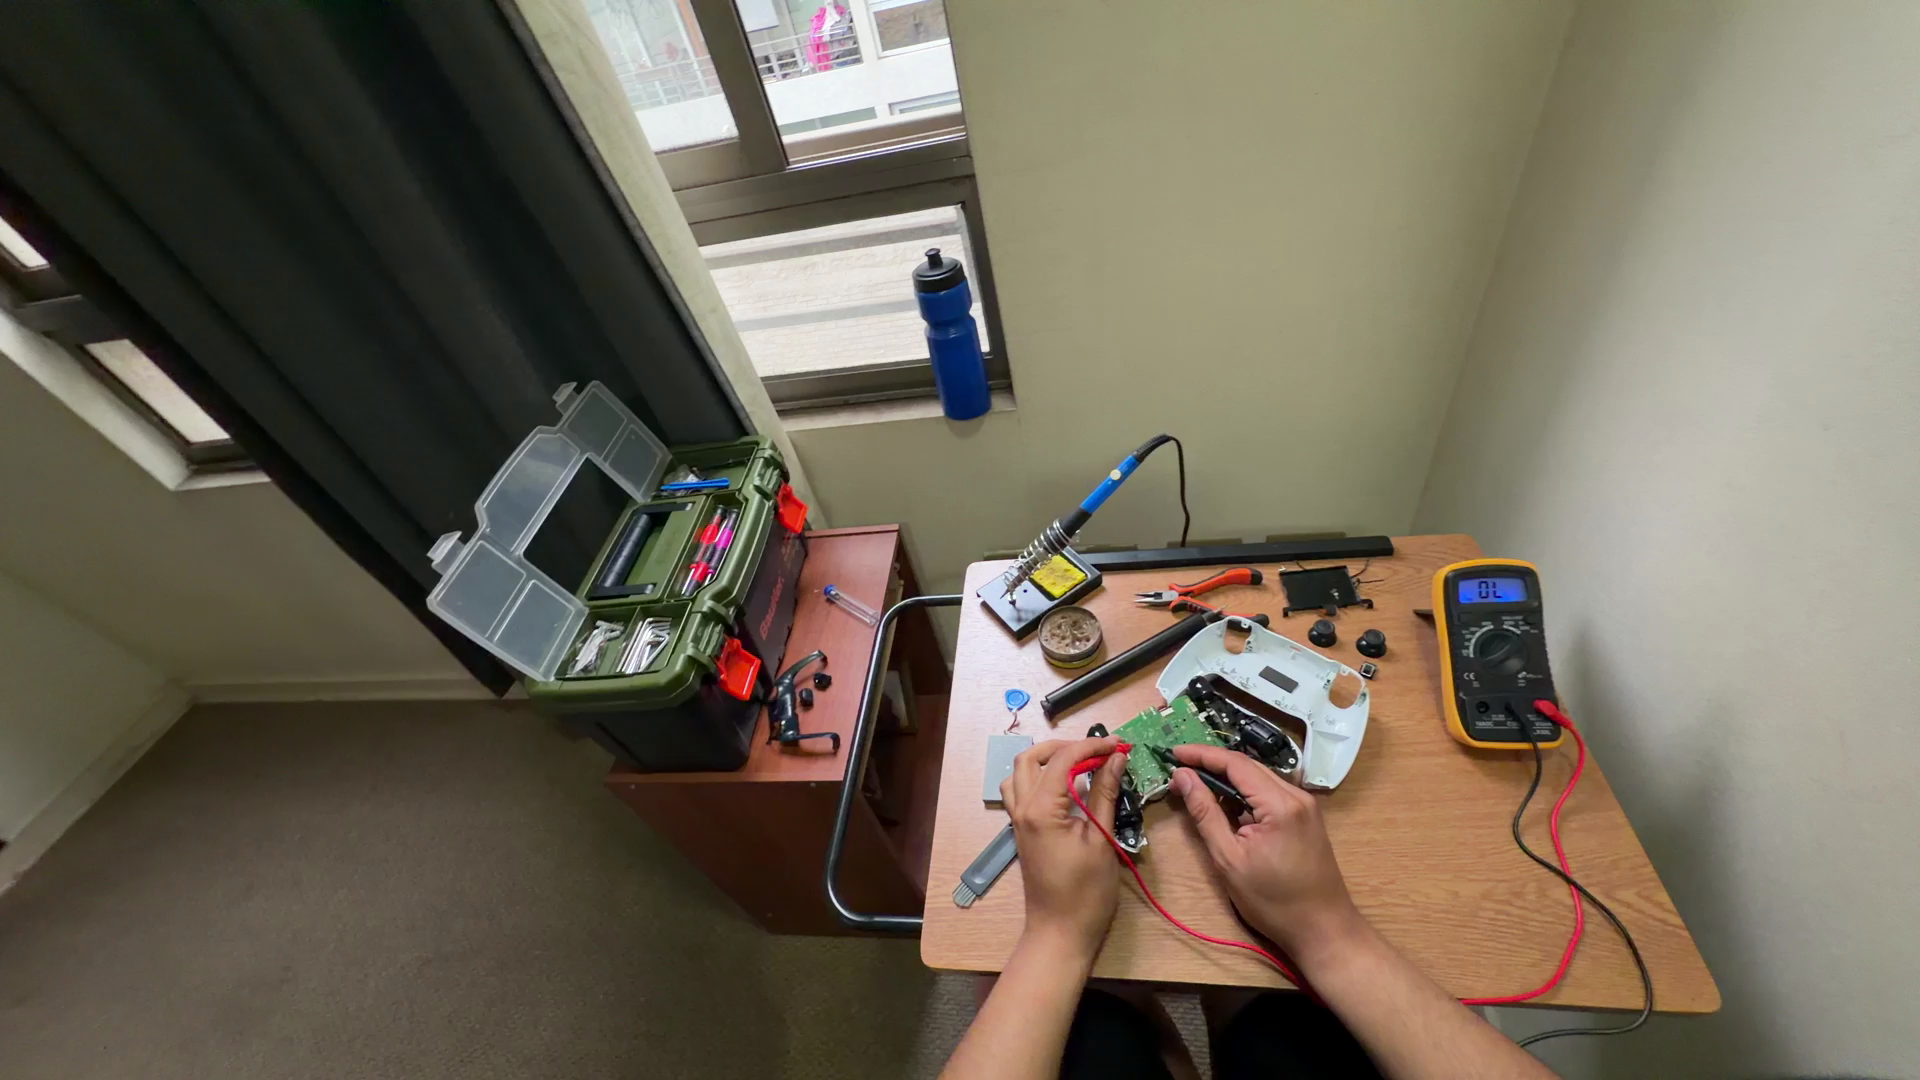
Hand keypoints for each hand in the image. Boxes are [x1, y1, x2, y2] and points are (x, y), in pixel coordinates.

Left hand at [1000, 735, 1127, 961]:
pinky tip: (1063, 787)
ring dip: (1045, 759)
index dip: (1092, 745)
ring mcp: (1018, 818)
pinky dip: (1037, 777)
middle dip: (1064, 746)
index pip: (1063, 759)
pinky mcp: (1021, 829)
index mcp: (1041, 808)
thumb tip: (1116, 758)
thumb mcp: (1101, 840)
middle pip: (1032, 756)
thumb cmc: (1086, 893)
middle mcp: (1022, 807)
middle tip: (1097, 751)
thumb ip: (1105, 793)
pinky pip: (1019, 790)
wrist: (1059, 933)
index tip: (1119, 744)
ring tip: (1078, 762)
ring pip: (1020, 771)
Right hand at [1169, 744, 1361, 963]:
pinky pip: (1269, 791)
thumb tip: (1182, 776)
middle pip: (1248, 765)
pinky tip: (1225, 801)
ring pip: (1258, 777)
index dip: (1202, 754)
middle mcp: (1296, 795)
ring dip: (1227, 777)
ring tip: (1196, 783)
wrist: (1325, 932)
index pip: (1235, 763)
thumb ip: (1205, 812)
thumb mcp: (1229, 859)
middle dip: (1211, 763)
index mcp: (1280, 804)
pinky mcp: (1305, 816)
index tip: (1173, 753)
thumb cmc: (1274, 902)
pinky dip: (1244, 791)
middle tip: (1180, 770)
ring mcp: (1304, 805)